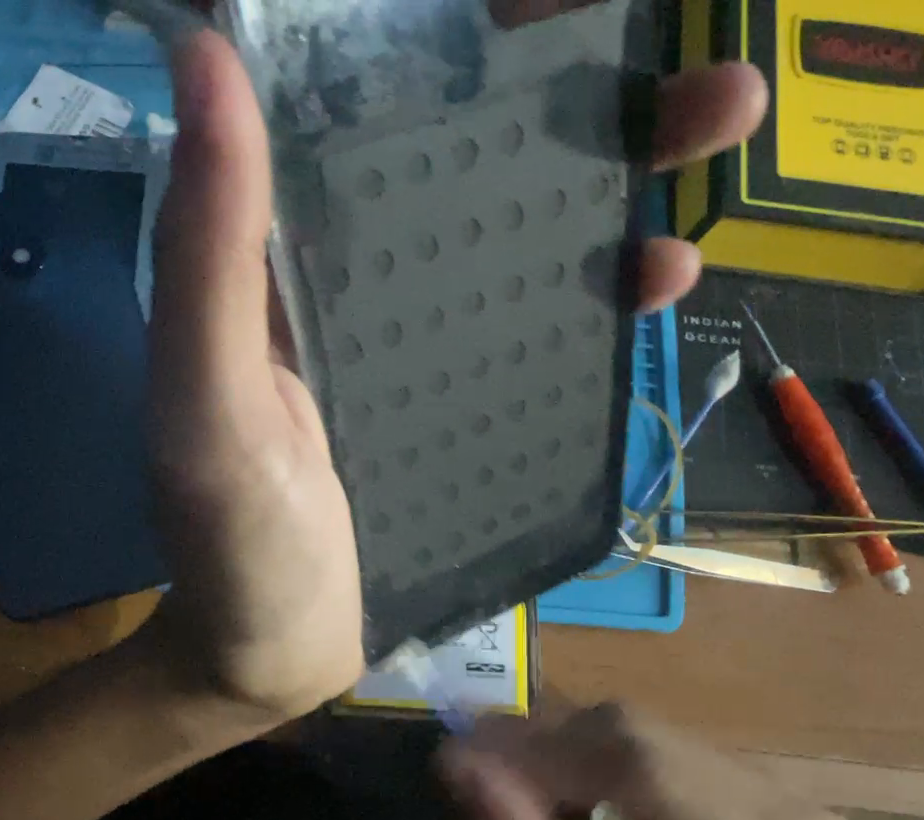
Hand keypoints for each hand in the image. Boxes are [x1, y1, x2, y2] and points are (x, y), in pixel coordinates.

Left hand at [141, 31, 767, 722]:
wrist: (274, 654)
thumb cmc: (231, 543)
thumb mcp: (208, 403)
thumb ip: (207, 254)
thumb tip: (205, 57)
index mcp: (281, 259)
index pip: (355, 107)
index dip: (436, 33)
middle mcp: (353, 279)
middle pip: (460, 151)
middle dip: (560, 79)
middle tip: (669, 37)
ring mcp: (420, 342)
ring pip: (522, 227)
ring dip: (615, 163)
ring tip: (718, 109)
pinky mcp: (467, 403)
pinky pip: (545, 326)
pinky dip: (604, 288)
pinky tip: (667, 266)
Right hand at [440, 705, 852, 819]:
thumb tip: (456, 759)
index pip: (644, 773)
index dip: (544, 752)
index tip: (463, 757)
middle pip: (639, 739)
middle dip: (542, 747)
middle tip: (473, 771)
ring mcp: (791, 795)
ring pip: (640, 729)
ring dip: (564, 751)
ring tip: (526, 802)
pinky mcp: (769, 781)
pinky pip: (656, 738)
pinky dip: (594, 756)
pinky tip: (579, 802)